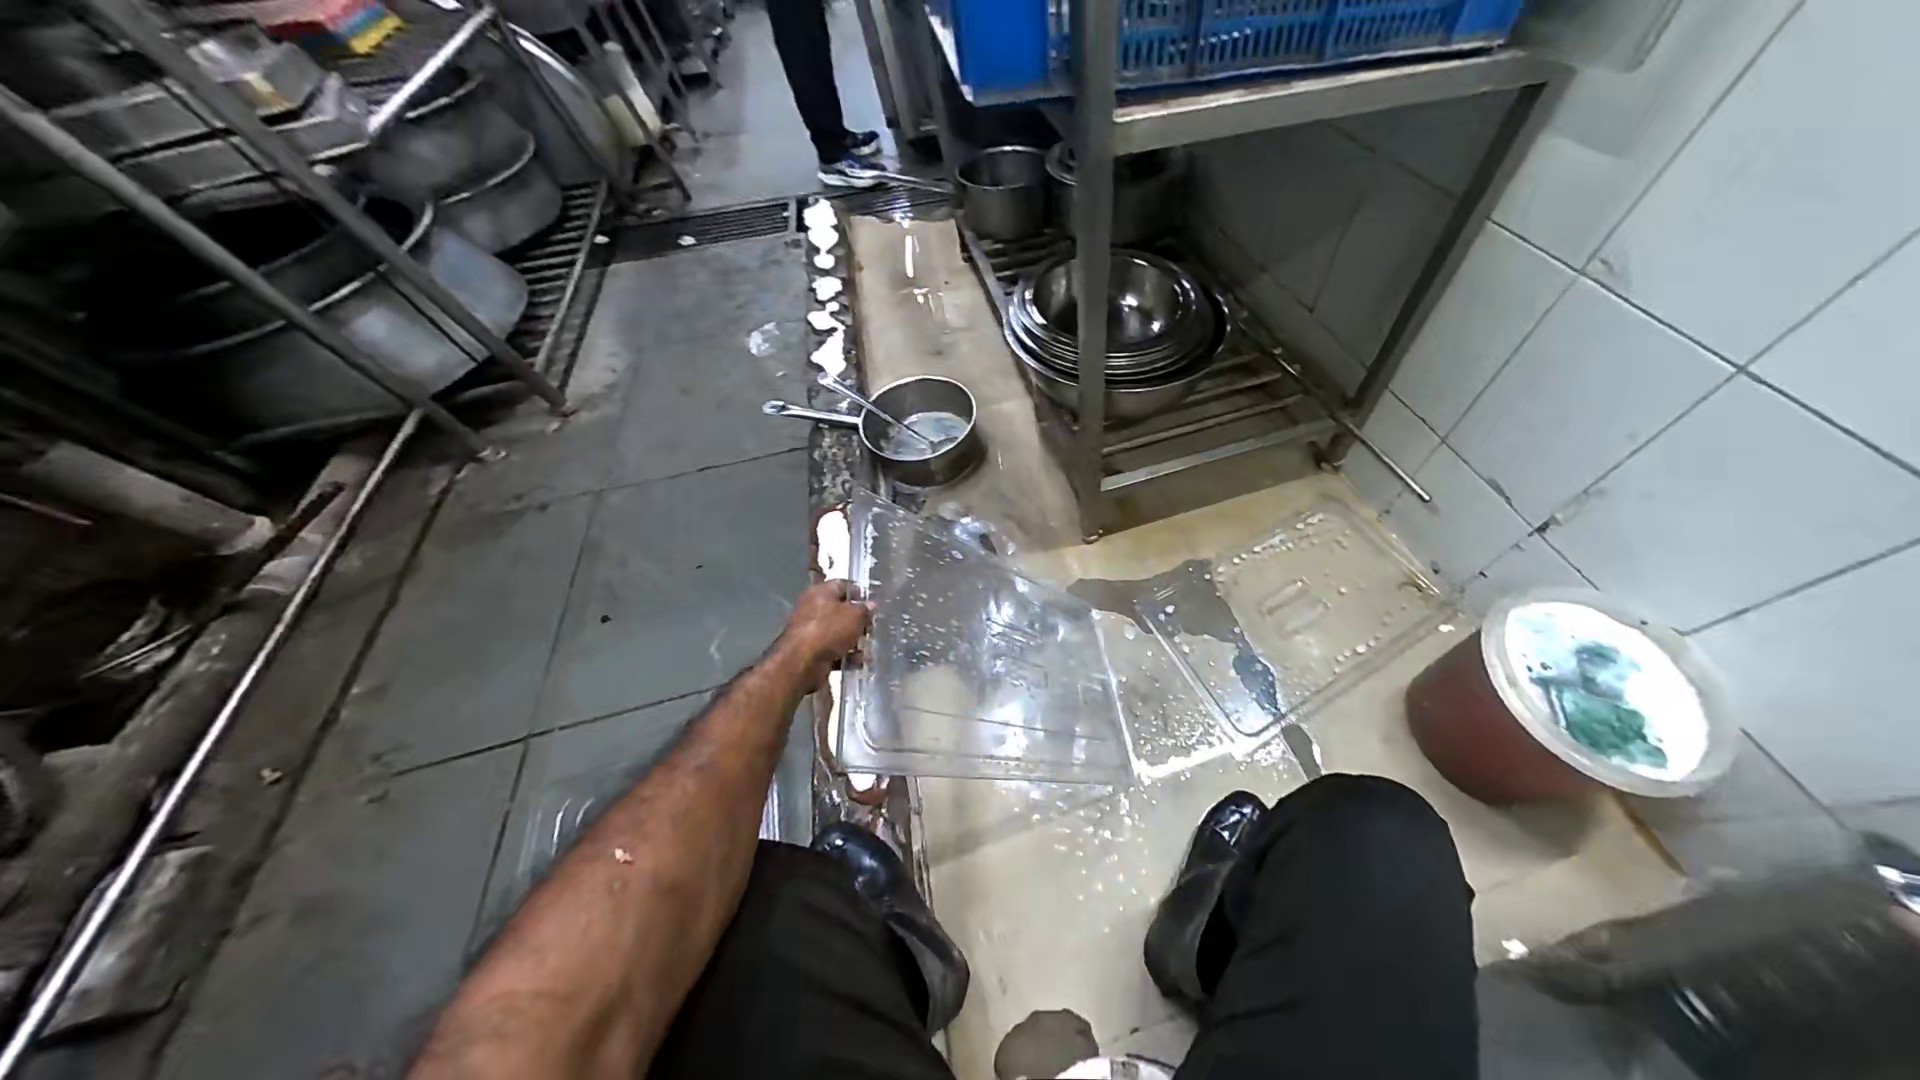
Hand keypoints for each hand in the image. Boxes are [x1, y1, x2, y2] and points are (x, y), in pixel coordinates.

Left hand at [774, 581, 871, 690]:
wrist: (801, 662)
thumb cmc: (829, 630)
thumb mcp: (855, 616)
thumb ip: (865, 609)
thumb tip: (870, 606)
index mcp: (821, 592)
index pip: (842, 585)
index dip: (858, 592)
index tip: (873, 602)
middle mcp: (812, 608)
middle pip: (840, 610)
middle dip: (857, 620)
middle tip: (872, 627)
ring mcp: (810, 631)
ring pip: (837, 632)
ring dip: (853, 640)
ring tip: (869, 647)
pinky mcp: (810, 652)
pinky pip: (833, 650)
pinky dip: (845, 656)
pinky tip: (858, 662)